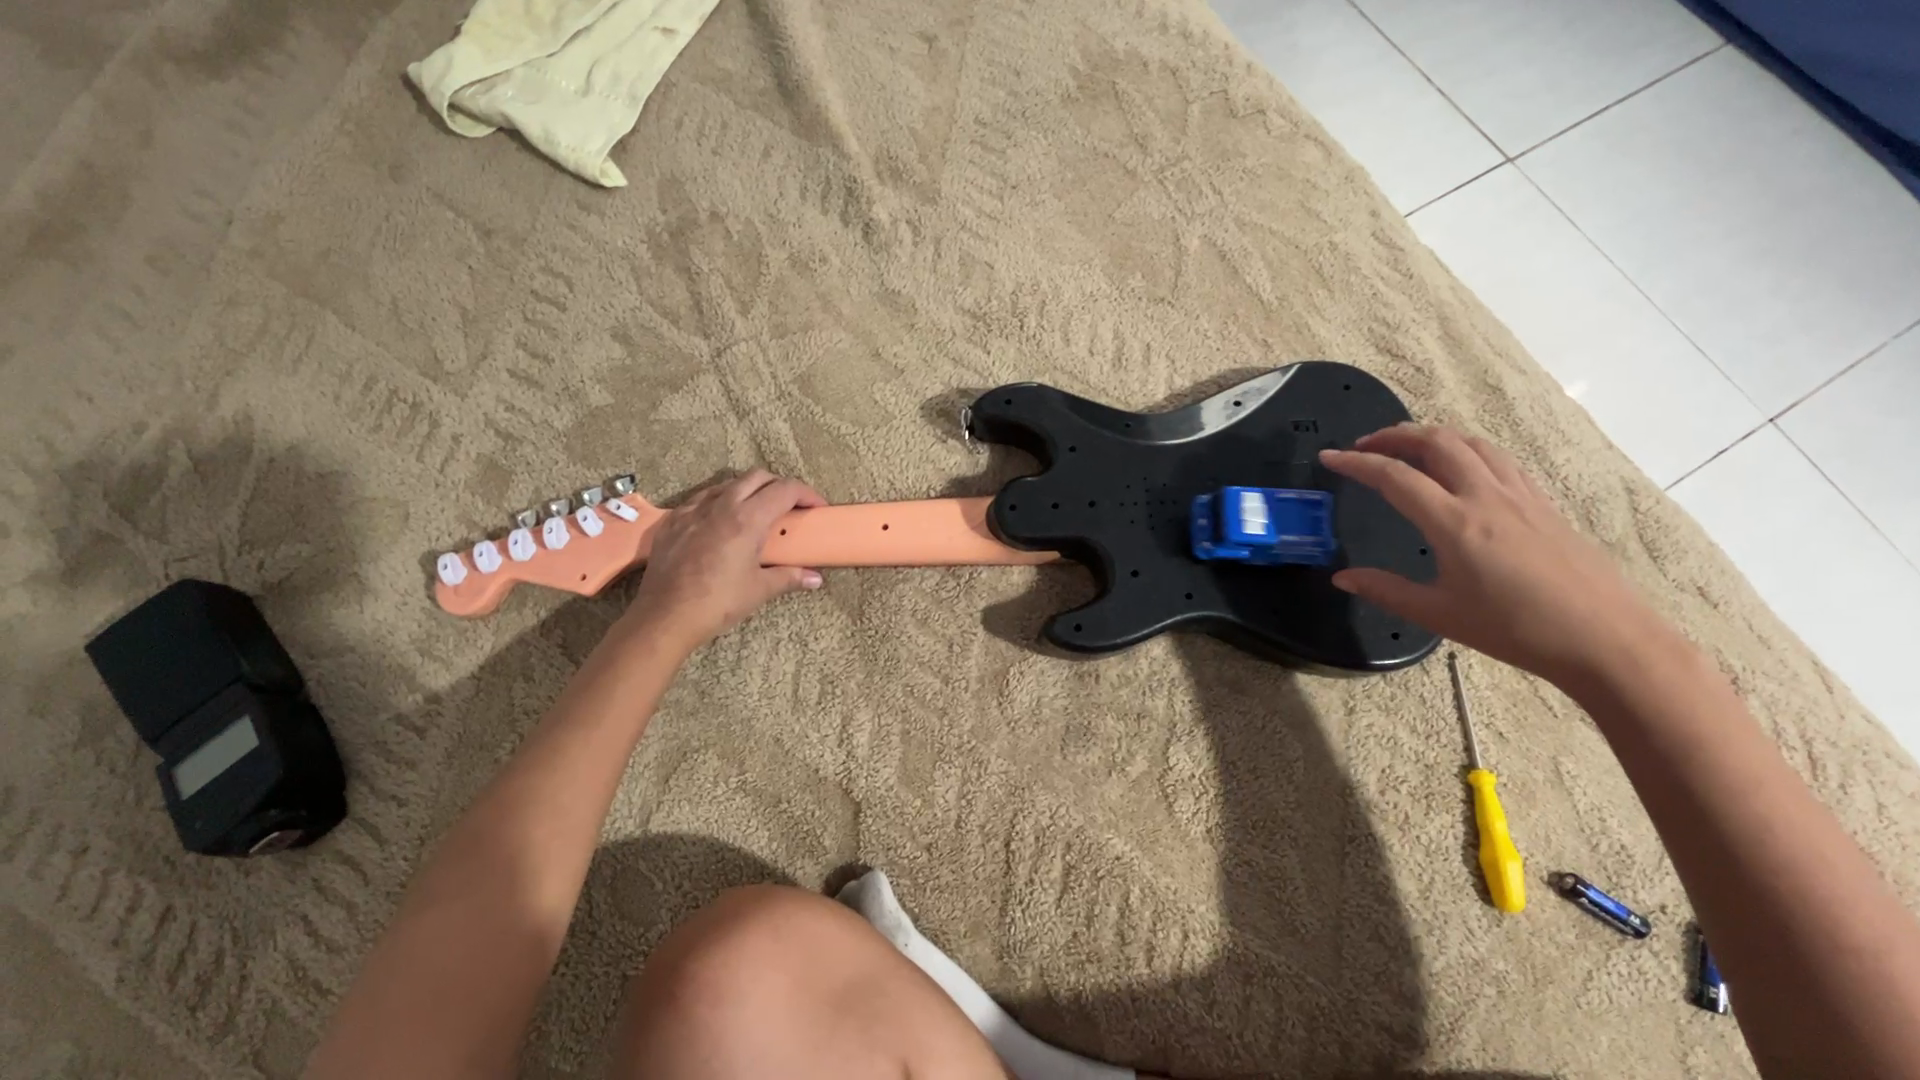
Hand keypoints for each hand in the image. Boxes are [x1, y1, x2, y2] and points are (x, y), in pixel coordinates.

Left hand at [625, 470, 825, 652]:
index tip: (816, 508)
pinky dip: (720, 502)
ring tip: (757, 513)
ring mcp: (693, 509)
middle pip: (758, 477)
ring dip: (749, 490)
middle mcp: (721, 505)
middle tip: (790, 507)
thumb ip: (789, 577)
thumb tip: (815, 579)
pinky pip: (702, 498)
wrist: (665, 616)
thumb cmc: (716, 603)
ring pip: (728, 484)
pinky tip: (722, 523)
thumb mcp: (758, 590)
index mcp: (747, 519)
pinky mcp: (674, 520)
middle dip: (779, 486)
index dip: (807, 494)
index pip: (785, 490)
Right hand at [1319, 424, 1667, 686]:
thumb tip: (1342, 577)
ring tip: (1407, 448)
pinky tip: (1460, 467)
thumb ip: (1386, 590)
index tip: (1329, 458)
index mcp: (1454, 523)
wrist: (1605, 638)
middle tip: (1365, 446)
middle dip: (1394, 436)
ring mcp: (1520, 495)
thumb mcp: (1439, 615)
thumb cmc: (1515, 630)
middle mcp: (1486, 496)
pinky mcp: (1543, 502)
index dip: (1356, 463)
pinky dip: (1466, 449)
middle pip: (1436, 442)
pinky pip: (1498, 459)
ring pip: (1470, 443)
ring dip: (1432, 436)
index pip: (1395, 477)